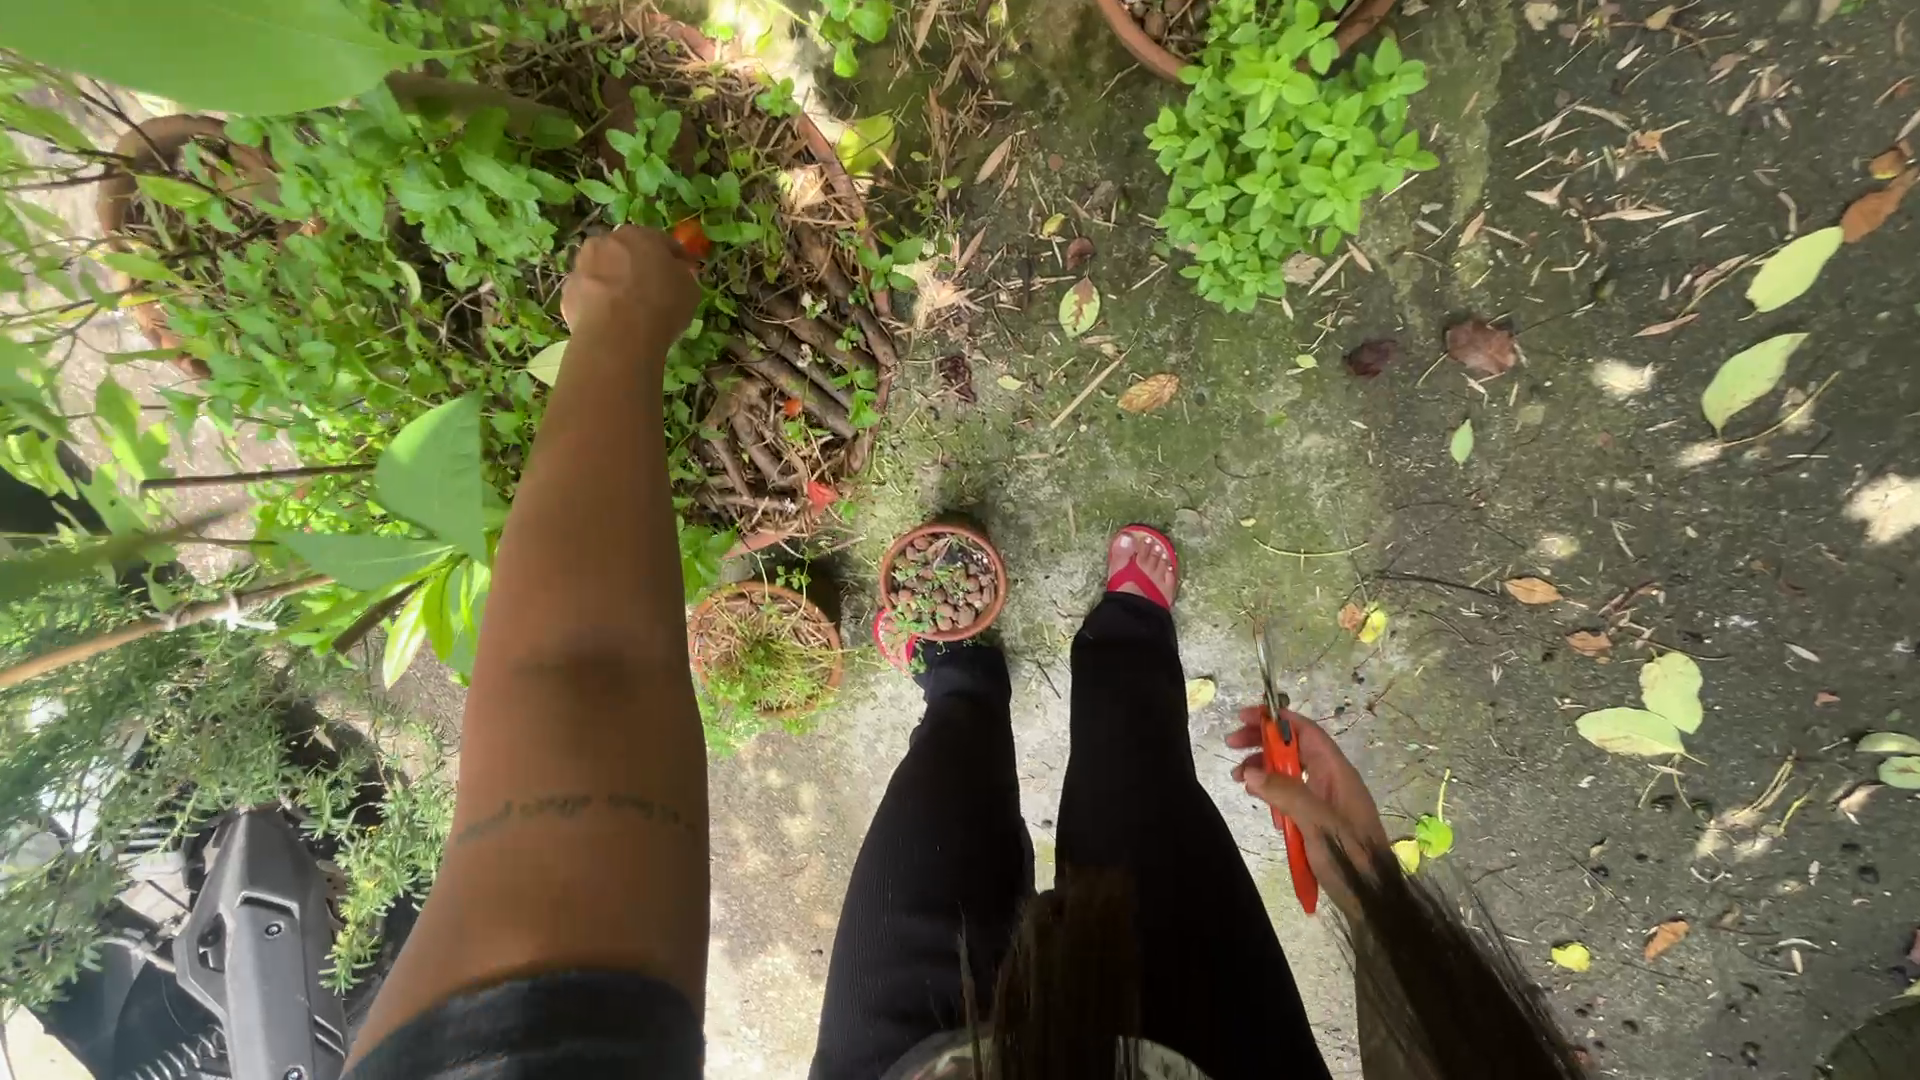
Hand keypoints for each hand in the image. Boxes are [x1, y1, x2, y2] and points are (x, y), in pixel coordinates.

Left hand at [560, 225, 700, 358]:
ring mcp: (582, 265)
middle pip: (626, 251)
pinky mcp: (568, 291)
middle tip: (652, 288)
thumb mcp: (690, 290)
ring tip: (628, 307)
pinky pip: (589, 293)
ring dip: (614, 281)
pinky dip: (599, 302)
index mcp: (640, 235)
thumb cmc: (662, 305)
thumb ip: (682, 275)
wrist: (619, 333)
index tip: (685, 271)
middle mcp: (606, 242)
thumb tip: (676, 273)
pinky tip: (611, 320)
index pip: (663, 241)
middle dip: (639, 265)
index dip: (676, 257)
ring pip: (603, 269)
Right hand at [1228, 706, 1390, 918]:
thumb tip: (1250, 771)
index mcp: (1338, 774)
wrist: (1375, 905)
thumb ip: (1285, 793)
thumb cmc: (1351, 859)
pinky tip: (1259, 803)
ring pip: (1289, 772)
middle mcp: (1332, 781)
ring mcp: (1326, 801)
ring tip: (1238, 779)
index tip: (1245, 717)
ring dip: (1263, 770)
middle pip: (1294, 748)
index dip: (1276, 720)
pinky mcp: (1318, 820)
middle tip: (1231, 745)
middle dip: (1263, 743)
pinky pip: (1291, 796)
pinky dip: (1272, 793)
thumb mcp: (1317, 824)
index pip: (1306, 732)